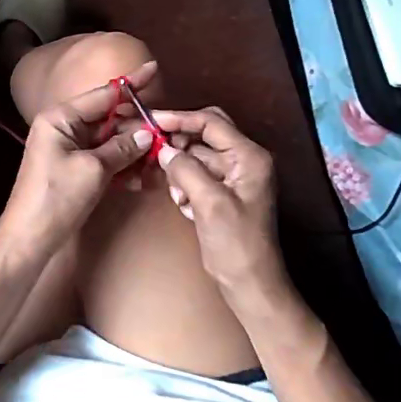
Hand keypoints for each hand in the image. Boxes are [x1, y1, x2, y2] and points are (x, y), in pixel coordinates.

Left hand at [0, 60, 158, 252]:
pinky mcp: (74, 171)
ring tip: (159, 162)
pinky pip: (104, 161)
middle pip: (108, 119)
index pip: (102, 95)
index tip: (154, 68)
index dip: (131, 85)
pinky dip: (122, 168)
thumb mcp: (93, 169)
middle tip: (167, 133)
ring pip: (110, 142)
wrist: (29, 239)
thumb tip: (146, 133)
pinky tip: (143, 180)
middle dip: (137, 127)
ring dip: (134, 152)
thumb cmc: (55, 198)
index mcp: (60, 118)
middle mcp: (63, 129)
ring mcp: (68, 151)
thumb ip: (121, 148)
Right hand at [151, 107, 287, 295]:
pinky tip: (182, 203)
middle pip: (205, 134)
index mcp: (249, 156)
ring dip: (180, 168)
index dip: (179, 118)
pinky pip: (197, 175)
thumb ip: (185, 169)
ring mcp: (234, 177)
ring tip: (175, 192)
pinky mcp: (223, 192)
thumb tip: (163, 149)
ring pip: (197, 155)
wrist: (249, 282)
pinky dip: (185, 183)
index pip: (211, 123)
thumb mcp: (209, 202)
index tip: (151, 121)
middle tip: (153, 148)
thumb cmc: (236, 243)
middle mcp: (244, 160)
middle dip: (178, 140)